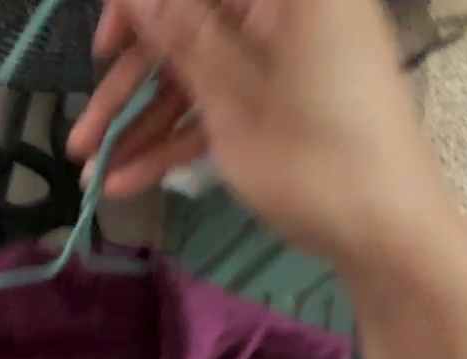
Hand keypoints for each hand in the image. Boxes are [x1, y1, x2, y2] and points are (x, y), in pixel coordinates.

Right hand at [68, 0, 457, 264]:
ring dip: (141, 127)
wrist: (384, 229)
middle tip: (82, 138)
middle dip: (128, 86)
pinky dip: (175, 143)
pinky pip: (216, 109)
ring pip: (194, 77)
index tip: (102, 51)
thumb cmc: (315, 158)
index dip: (141, 7)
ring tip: (92, 175)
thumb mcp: (235, 100)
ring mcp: (278, 59)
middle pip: (189, 28)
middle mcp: (281, 10)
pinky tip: (128, 183)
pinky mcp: (276, 102)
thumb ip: (183, 37)